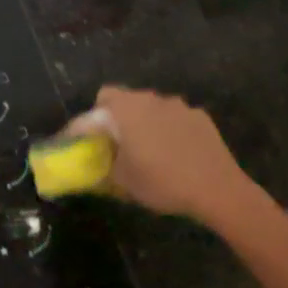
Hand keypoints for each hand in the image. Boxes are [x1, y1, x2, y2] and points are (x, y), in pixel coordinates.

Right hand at [92, 85, 258, 222]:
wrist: (218, 189)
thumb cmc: (163, 182)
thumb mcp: (124, 182)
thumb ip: (103, 168)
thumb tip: (95, 166)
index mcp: (125, 111)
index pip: (89, 115)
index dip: (76, 130)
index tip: (70, 144)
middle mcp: (149, 99)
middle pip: (119, 99)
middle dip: (109, 117)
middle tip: (109, 142)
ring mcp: (177, 105)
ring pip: (148, 106)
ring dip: (140, 121)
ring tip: (143, 148)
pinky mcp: (199, 116)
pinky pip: (172, 117)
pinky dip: (165, 129)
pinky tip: (172, 152)